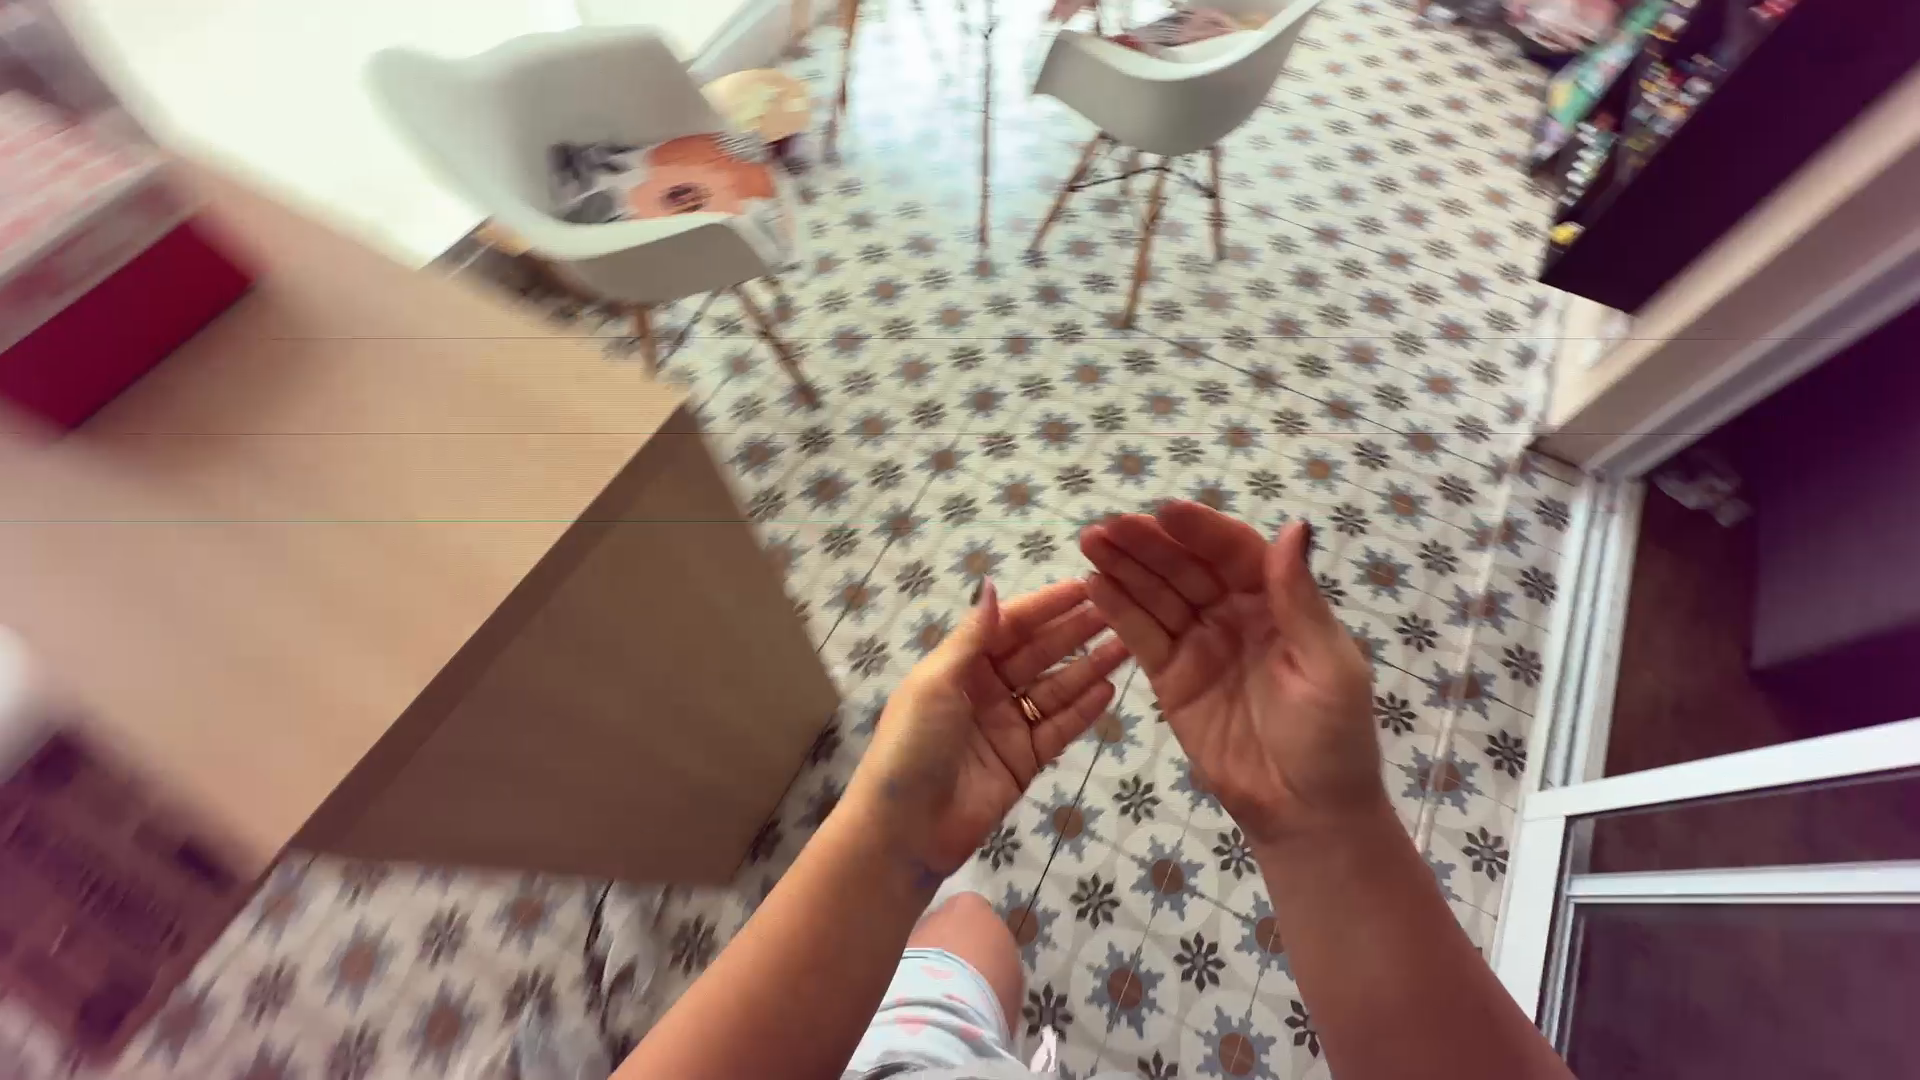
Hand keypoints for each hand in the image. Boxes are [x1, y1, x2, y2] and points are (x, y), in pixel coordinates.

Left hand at [849, 579, 1129, 874]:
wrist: (904, 830)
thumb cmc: (913, 745)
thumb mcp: (937, 683)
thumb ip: (973, 637)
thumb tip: (990, 584)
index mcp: (958, 665)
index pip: (1008, 625)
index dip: (1045, 606)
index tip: (1084, 586)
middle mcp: (985, 690)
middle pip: (1036, 653)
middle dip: (1073, 632)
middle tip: (1117, 612)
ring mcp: (1007, 726)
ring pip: (1053, 689)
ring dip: (1087, 667)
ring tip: (1126, 646)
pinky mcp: (1023, 761)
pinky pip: (1058, 729)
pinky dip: (1083, 710)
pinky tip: (1109, 689)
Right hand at [1078, 503, 1384, 846]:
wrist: (1303, 812)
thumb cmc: (1331, 738)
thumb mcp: (1328, 667)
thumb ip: (1299, 600)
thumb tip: (1293, 526)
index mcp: (1276, 603)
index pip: (1233, 553)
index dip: (1200, 531)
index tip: (1165, 511)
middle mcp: (1232, 613)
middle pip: (1185, 567)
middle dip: (1148, 543)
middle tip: (1108, 525)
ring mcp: (1197, 643)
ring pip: (1156, 595)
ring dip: (1123, 567)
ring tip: (1090, 543)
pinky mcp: (1170, 675)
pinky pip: (1141, 634)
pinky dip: (1118, 609)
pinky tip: (1095, 585)